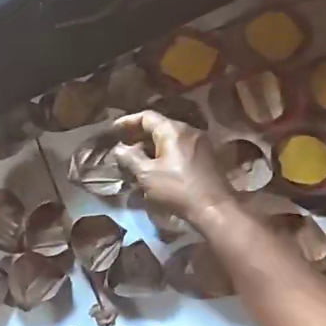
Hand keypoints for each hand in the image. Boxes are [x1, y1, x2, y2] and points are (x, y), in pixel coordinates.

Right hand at [112, 111, 236, 227]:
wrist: (213, 208)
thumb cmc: (176, 188)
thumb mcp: (145, 174)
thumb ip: (129, 157)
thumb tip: (119, 148)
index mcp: (173, 131)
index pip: (146, 117)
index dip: (127, 121)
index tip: (113, 129)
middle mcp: (189, 131)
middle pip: (159, 126)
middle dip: (137, 136)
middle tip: (121, 146)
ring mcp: (199, 143)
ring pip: (169, 138)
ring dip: (150, 146)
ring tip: (134, 158)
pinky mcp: (204, 157)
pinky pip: (178, 148)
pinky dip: (163, 153)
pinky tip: (153, 166)